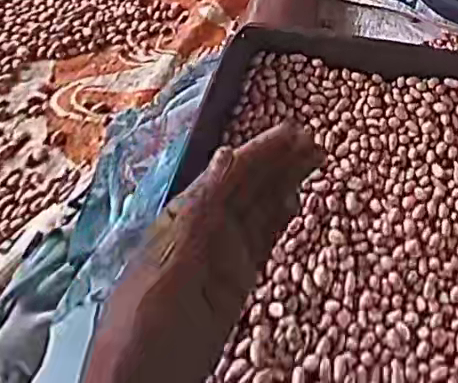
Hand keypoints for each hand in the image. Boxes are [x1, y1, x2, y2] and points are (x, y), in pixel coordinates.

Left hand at [83, 123, 320, 382]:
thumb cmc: (143, 323)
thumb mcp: (170, 261)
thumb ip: (201, 209)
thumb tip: (227, 153)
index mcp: (186, 214)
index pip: (230, 172)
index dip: (261, 150)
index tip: (292, 133)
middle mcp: (208, 226)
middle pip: (251, 184)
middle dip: (281, 160)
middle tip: (314, 142)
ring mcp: (224, 252)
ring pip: (262, 206)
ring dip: (286, 182)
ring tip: (314, 159)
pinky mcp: (237, 279)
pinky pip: (264, 239)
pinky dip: (281, 218)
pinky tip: (296, 201)